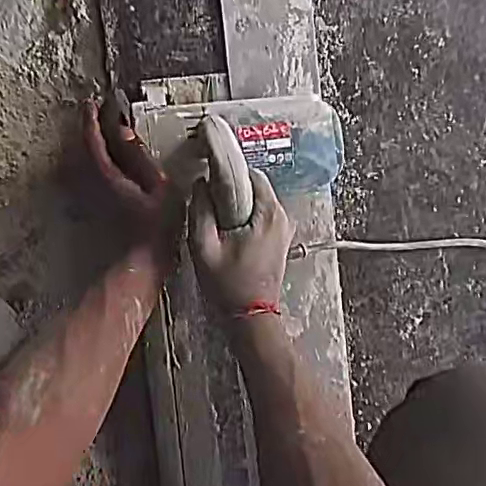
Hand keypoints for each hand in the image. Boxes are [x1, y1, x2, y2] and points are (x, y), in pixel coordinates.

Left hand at [82, 98, 179, 259]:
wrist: (139, 267)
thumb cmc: (154, 232)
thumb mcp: (160, 189)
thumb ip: (141, 159)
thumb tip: (126, 132)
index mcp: (107, 175)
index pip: (92, 138)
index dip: (92, 118)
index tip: (94, 102)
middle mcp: (93, 184)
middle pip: (84, 148)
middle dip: (91, 128)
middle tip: (100, 112)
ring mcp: (92, 197)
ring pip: (86, 162)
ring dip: (94, 144)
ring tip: (107, 132)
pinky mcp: (97, 208)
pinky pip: (93, 175)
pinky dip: (99, 162)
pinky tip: (113, 163)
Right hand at [188, 168, 293, 311]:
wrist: (251, 315)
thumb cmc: (228, 284)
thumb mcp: (203, 247)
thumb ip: (200, 211)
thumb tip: (201, 184)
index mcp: (269, 213)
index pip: (249, 173)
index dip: (227, 170)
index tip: (207, 172)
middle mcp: (283, 216)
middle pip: (255, 186)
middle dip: (231, 187)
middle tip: (208, 198)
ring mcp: (285, 228)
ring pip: (258, 200)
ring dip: (238, 202)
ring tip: (215, 213)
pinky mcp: (281, 238)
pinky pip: (262, 214)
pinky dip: (246, 214)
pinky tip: (229, 227)